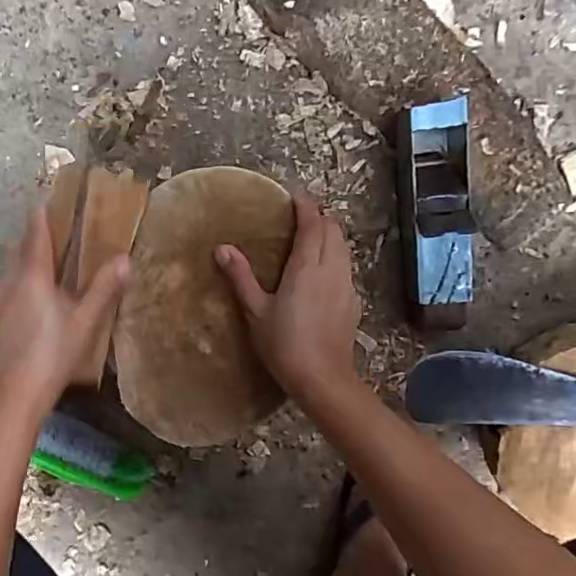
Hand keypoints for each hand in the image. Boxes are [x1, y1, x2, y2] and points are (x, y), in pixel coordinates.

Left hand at [0, 207, 130, 413]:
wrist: (14, 392)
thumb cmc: (53, 354)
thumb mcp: (85, 322)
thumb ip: (104, 288)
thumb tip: (125, 259)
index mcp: (32, 275)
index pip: (36, 234)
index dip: (42, 215)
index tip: (47, 200)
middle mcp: (9, 280)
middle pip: (20, 248)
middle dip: (35, 236)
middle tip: (55, 231)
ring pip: (11, 268)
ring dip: (26, 259)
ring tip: (47, 262)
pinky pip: (7, 286)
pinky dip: (20, 280)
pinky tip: (33, 296)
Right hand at [215, 193, 361, 396]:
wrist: (323, 378)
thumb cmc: (283, 344)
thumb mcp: (255, 310)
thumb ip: (241, 277)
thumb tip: (222, 248)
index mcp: (306, 268)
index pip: (312, 226)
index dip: (306, 207)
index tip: (295, 196)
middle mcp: (332, 270)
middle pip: (334, 231)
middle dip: (320, 218)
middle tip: (301, 214)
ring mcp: (347, 286)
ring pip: (344, 248)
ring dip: (330, 235)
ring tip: (311, 236)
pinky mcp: (353, 302)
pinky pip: (346, 267)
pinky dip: (335, 256)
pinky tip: (321, 270)